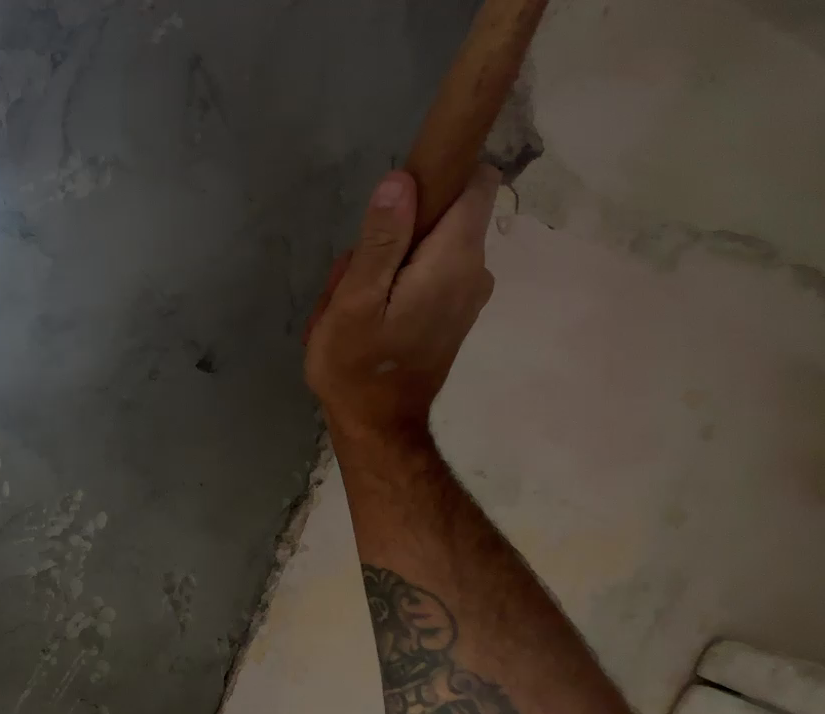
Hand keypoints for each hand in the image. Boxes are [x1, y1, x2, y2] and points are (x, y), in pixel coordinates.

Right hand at [304, 164, 500, 441]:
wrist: (376, 426)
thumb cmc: (356, 366)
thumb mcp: (353, 303)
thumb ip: (379, 242)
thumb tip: (400, 180)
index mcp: (452, 260)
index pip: (473, 182)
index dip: (439, 175)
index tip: (394, 201)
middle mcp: (474, 270)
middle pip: (440, 218)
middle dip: (392, 237)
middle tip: (351, 281)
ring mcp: (467, 294)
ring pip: (427, 250)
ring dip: (386, 267)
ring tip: (351, 308)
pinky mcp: (454, 314)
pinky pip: (427, 277)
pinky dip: (395, 288)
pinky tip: (367, 320)